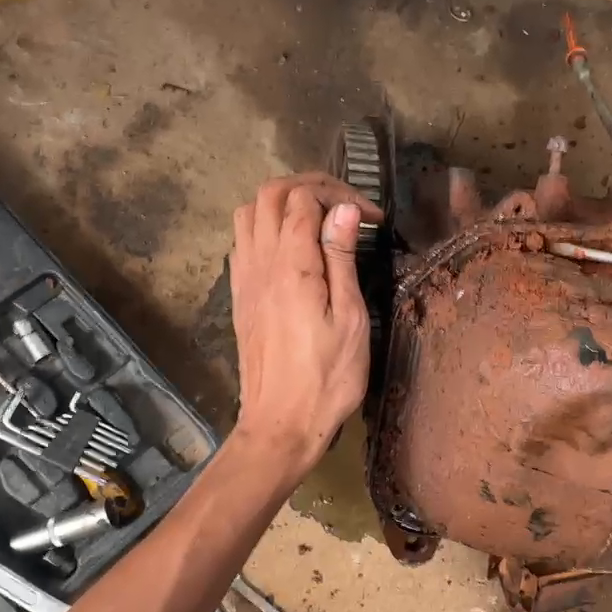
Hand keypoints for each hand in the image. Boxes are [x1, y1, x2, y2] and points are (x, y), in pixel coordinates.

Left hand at [228, 174, 381, 473]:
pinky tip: (292, 249)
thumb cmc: (327, 379)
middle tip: (346, 207)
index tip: (372, 220)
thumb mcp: (352, 320)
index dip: (341, 196)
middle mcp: (260, 263)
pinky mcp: (239, 296)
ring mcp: (244, 279)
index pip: (304, 199)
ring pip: (249, 212)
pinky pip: (242, 240)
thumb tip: (345, 210)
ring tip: (318, 221)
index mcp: (292, 266)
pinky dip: (266, 227)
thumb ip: (342, 259)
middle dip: (310, 187)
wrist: (280, 424)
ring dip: (283, 203)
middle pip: (271, 194)